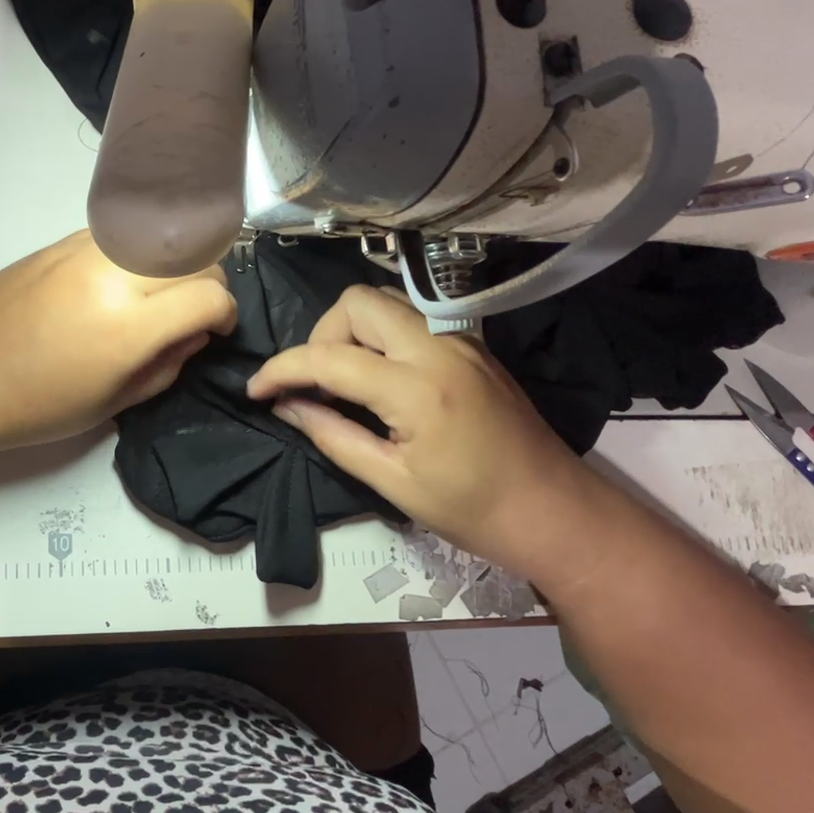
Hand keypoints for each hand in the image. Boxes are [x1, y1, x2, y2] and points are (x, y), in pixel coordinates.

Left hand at [0, 231, 237, 458]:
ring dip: (176, 262)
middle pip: (196, 257)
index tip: (217, 331)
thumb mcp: (113, 403)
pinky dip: (140, 253)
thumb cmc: (35, 407)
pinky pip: (123, 236)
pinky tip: (123, 281)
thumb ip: (167, 365)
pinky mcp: (62, 241)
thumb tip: (195, 334)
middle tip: (193, 314)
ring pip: (162, 237)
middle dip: (209, 285)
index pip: (211, 295)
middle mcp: (114, 274)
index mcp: (130, 325)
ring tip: (160, 294)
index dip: (227, 314)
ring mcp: (86, 250)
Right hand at [245, 285, 593, 575]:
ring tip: (347, 377)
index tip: (256, 390)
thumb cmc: (473, 511)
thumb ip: (333, 436)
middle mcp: (438, 347)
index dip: (281, 370)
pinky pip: (411, 316)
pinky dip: (381, 334)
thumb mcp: (393, 483)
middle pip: (357, 302)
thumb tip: (286, 406)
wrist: (557, 512)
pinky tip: (381, 376)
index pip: (328, 357)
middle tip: (319, 383)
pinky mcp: (472, 344)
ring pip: (384, 300)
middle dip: (322, 335)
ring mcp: (460, 340)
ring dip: (351, 328)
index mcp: (417, 390)